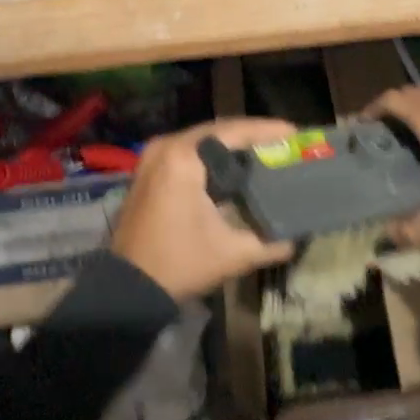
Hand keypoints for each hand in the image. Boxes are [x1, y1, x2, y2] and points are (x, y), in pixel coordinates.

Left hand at [111, 118, 299, 298]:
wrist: (125, 289)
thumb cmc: (179, 264)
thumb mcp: (232, 254)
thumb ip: (269, 243)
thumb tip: (294, 239)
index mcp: (184, 158)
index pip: (233, 131)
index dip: (266, 130)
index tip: (293, 132)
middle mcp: (166, 147)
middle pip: (216, 130)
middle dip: (250, 134)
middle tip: (280, 142)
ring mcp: (151, 157)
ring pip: (200, 139)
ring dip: (229, 143)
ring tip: (261, 151)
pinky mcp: (146, 170)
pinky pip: (185, 150)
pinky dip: (209, 155)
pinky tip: (231, 165)